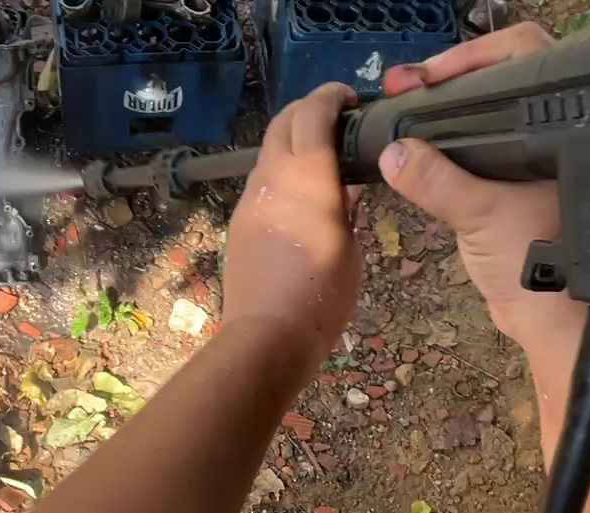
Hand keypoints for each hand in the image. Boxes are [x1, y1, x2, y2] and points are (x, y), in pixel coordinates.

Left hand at [222, 82, 362, 370]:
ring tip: (320, 166)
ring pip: (268, 155)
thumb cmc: (319, 298)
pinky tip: (298, 201)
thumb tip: (348, 187)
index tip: (352, 101)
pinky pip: (261, 187)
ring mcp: (249, 204)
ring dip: (292, 146)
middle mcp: (271, 180)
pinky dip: (280, 178)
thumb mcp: (350, 252)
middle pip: (282, 122)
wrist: (266, 338)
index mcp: (306, 177)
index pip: (314, 112)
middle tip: (334, 124)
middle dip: (308, 111)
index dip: (333, 96)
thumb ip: (349, 210)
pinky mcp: (238, 228)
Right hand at [379, 25, 581, 350]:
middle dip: (449, 79)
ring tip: (403, 107)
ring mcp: (526, 164)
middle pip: (497, 82)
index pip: (518, 58)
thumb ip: (436, 181)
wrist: (543, 315)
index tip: (424, 76)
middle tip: (404, 86)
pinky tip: (418, 149)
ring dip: (444, 114)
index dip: (469, 57)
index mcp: (558, 126)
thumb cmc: (533, 260)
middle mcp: (547, 135)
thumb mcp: (479, 214)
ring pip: (483, 119)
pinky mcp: (507, 191)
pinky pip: (473, 154)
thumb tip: (393, 154)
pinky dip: (446, 147)